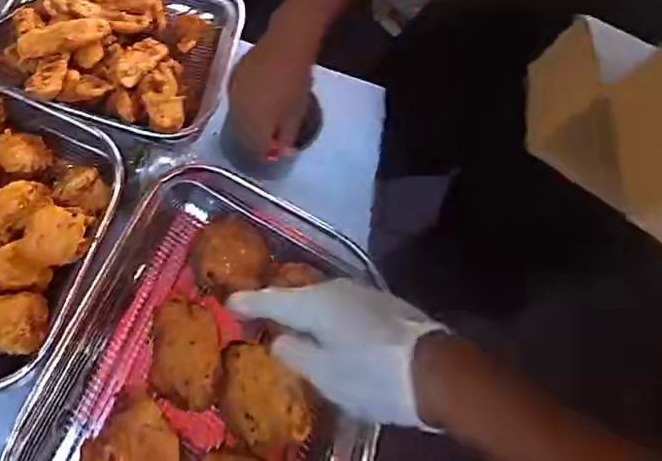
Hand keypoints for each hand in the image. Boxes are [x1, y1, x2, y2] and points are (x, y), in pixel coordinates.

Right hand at [225, 39, 315, 157]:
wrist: (286, 45)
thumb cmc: (296, 81)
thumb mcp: (296, 113)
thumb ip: (286, 136)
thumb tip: (282, 152)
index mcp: (254, 124)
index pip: (254, 150)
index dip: (265, 153)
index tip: (275, 149)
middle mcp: (237, 113)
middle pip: (241, 136)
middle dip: (254, 140)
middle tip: (270, 134)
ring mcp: (232, 95)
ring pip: (236, 118)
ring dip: (248, 123)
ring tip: (265, 115)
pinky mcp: (231, 78)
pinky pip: (235, 100)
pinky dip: (245, 105)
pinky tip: (258, 98)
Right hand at [227, 279, 445, 429]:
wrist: (433, 368)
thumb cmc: (372, 374)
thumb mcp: (327, 375)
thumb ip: (296, 355)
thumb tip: (278, 339)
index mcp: (316, 303)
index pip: (272, 299)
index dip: (249, 302)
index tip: (228, 301)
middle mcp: (335, 287)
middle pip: (296, 295)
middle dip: (275, 304)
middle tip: (254, 314)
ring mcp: (359, 292)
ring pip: (320, 298)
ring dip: (302, 309)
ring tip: (288, 323)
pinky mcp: (378, 302)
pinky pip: (339, 304)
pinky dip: (324, 314)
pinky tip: (325, 329)